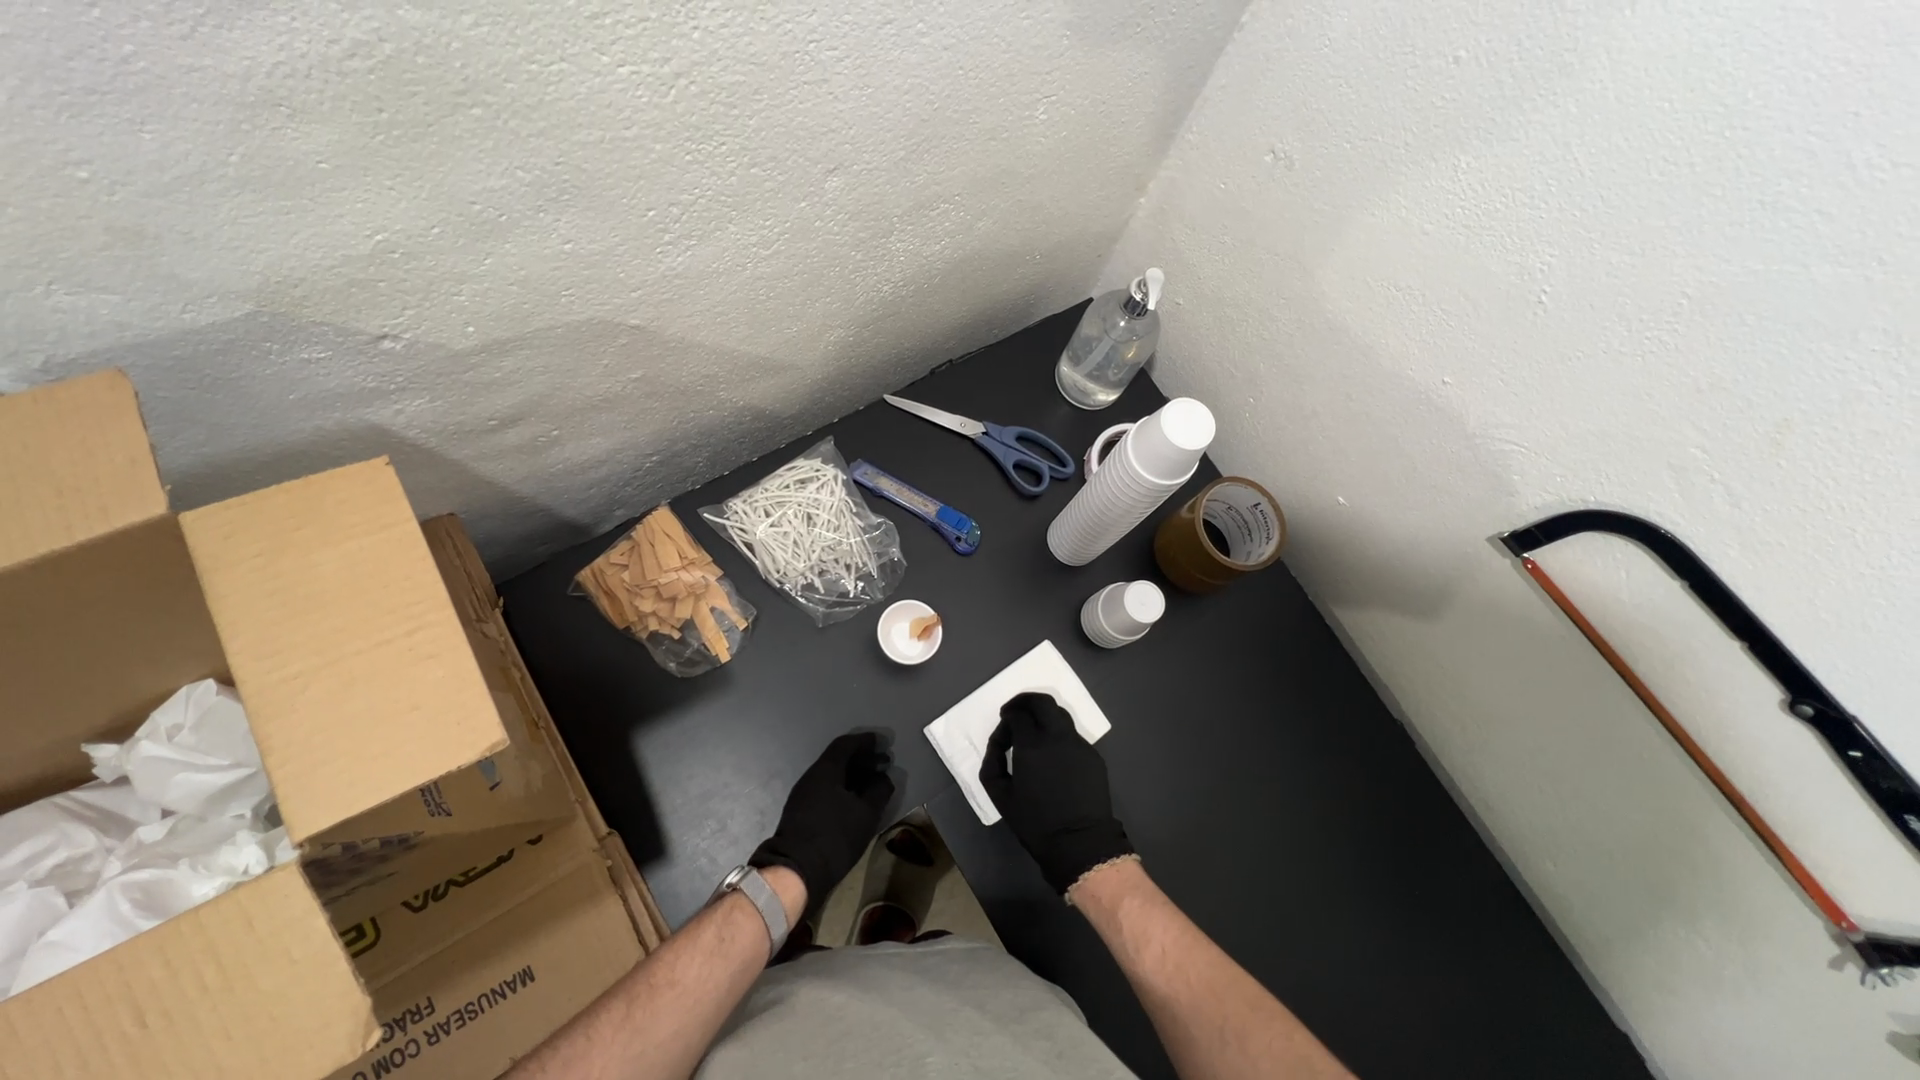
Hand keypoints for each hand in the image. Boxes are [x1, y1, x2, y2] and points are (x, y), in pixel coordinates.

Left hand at [751, 731, 895, 902]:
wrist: (797, 869)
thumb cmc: (835, 836)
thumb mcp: (866, 813)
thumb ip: (879, 790)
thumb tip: (883, 777)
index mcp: (825, 770)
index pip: (845, 745)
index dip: (865, 742)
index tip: (882, 744)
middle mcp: (811, 777)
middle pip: (838, 759)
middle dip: (862, 759)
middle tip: (883, 763)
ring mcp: (803, 795)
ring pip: (832, 776)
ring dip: (853, 775)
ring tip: (873, 782)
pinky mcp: (802, 812)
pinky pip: (826, 789)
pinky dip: (844, 788)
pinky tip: (856, 800)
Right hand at [980, 692, 1134, 897]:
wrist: (1079, 842)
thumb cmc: (1034, 822)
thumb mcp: (999, 795)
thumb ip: (992, 762)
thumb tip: (998, 744)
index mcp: (1033, 745)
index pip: (1017, 714)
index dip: (1006, 719)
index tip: (1003, 734)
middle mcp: (1058, 737)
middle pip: (1042, 701)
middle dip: (1025, 701)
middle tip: (1014, 712)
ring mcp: (1079, 745)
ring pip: (1060, 716)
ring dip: (1043, 717)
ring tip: (1033, 733)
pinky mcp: (1093, 756)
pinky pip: (1072, 736)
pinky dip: (1058, 736)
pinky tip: (1053, 758)